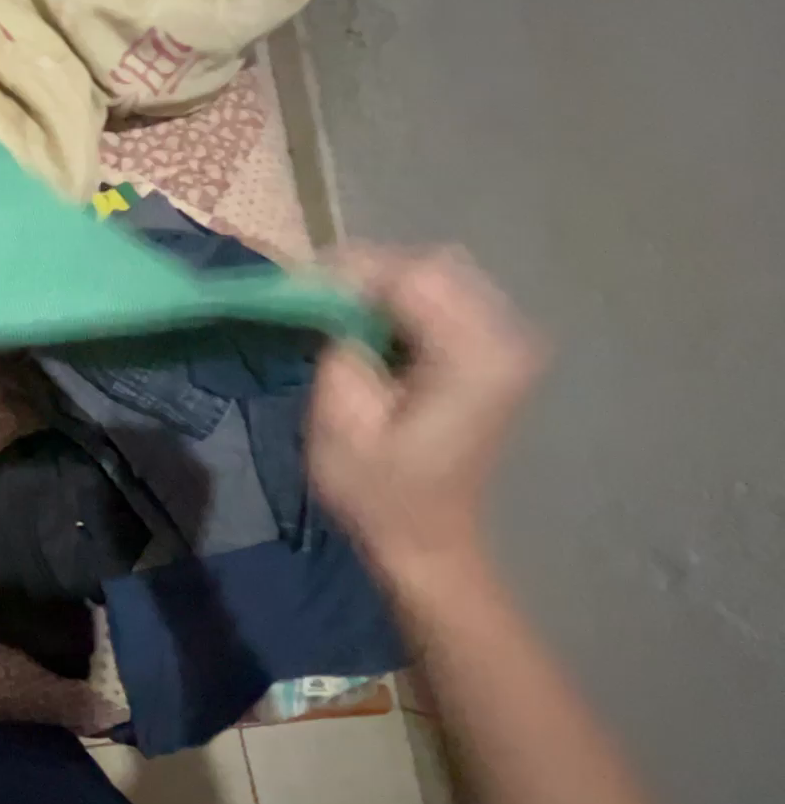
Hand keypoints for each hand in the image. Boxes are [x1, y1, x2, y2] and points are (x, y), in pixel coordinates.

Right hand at [308, 246, 545, 572]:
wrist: (427, 537)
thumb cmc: (377, 491)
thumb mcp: (338, 423)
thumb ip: (340, 348)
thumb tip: (331, 300)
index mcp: (474, 357)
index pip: (412, 278)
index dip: (349, 274)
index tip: (296, 287)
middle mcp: (507, 338)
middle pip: (434, 266)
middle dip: (366, 272)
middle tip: (309, 295)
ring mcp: (506, 343)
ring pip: (439, 275)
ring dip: (381, 285)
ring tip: (331, 308)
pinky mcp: (493, 351)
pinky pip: (444, 299)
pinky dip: (398, 302)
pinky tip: (363, 324)